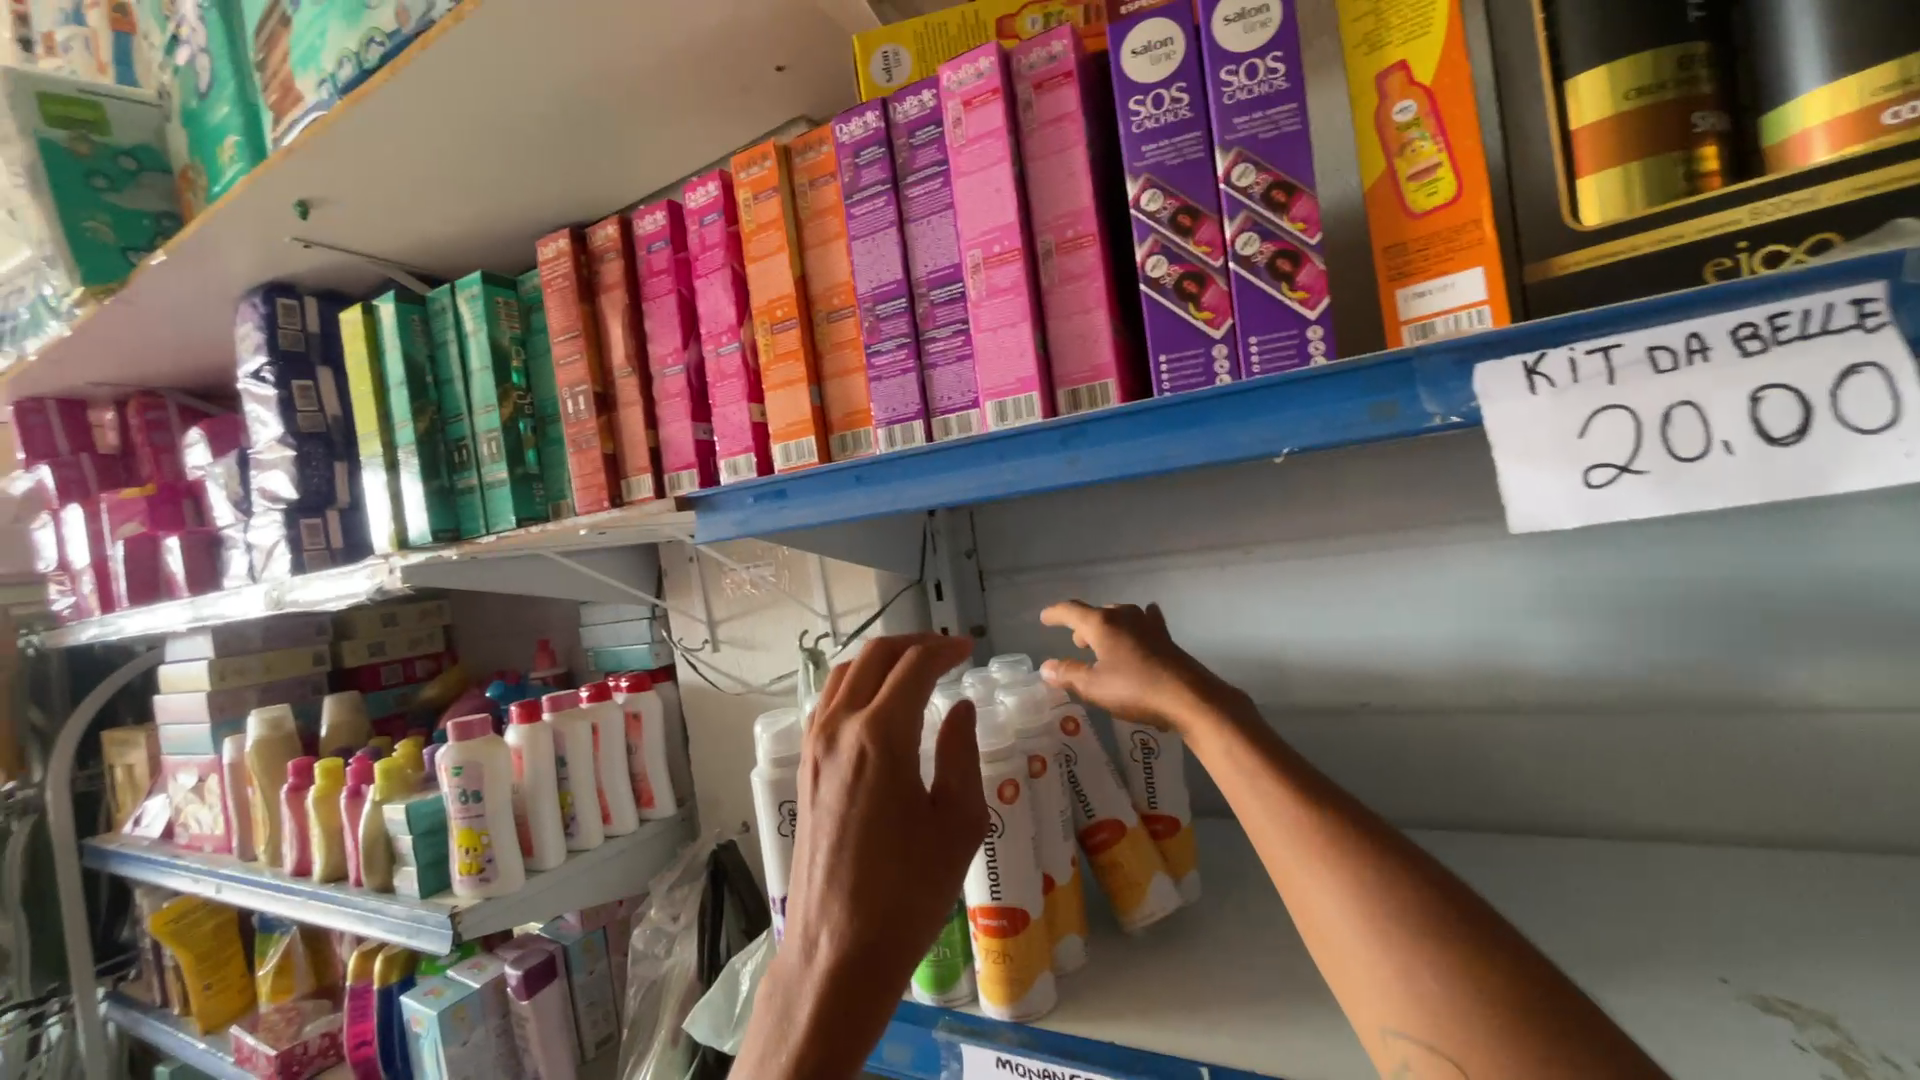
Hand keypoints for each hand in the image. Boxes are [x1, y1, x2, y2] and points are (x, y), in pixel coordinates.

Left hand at [781, 632, 985, 990]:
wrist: (838, 949)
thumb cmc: (909, 893)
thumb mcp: (958, 823)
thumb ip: (962, 753)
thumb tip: (961, 708)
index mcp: (881, 736)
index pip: (914, 666)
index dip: (945, 650)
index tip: (969, 650)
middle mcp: (839, 728)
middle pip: (874, 657)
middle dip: (914, 644)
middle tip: (947, 652)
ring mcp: (813, 746)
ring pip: (844, 674)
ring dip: (881, 660)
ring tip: (915, 670)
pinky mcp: (803, 768)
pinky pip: (827, 702)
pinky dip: (856, 685)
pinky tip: (878, 705)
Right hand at [1039, 600, 1240, 731]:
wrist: (1190, 697)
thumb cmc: (1136, 690)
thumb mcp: (1094, 686)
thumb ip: (1068, 674)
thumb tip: (1046, 667)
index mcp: (1102, 624)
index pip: (1071, 611)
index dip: (1055, 613)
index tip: (1044, 618)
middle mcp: (1124, 616)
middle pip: (1097, 613)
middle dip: (1083, 626)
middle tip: (1076, 643)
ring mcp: (1148, 625)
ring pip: (1120, 617)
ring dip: (1108, 627)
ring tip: (1102, 644)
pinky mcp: (1166, 638)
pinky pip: (1144, 624)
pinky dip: (1135, 626)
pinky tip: (1141, 629)